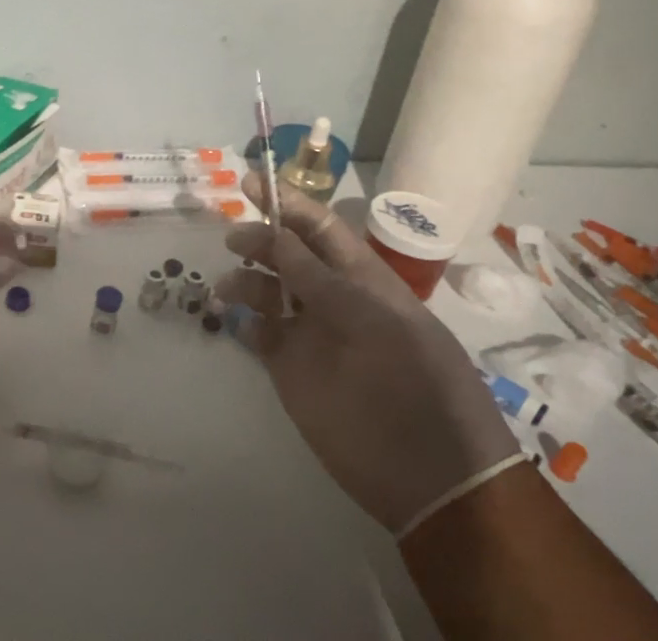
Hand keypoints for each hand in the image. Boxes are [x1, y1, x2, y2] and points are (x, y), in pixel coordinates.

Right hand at [218, 174, 524, 536]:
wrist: (430, 473)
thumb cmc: (412, 385)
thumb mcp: (371, 319)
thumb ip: (317, 278)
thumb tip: (272, 233)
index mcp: (364, 281)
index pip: (321, 230)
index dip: (289, 204)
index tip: (251, 183)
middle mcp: (333, 301)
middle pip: (288, 255)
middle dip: (259, 237)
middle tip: (231, 237)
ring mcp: (311, 335)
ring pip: (267, 292)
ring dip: (244, 281)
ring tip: (227, 288)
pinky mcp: (291, 370)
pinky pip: (258, 333)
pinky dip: (240, 320)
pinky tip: (232, 319)